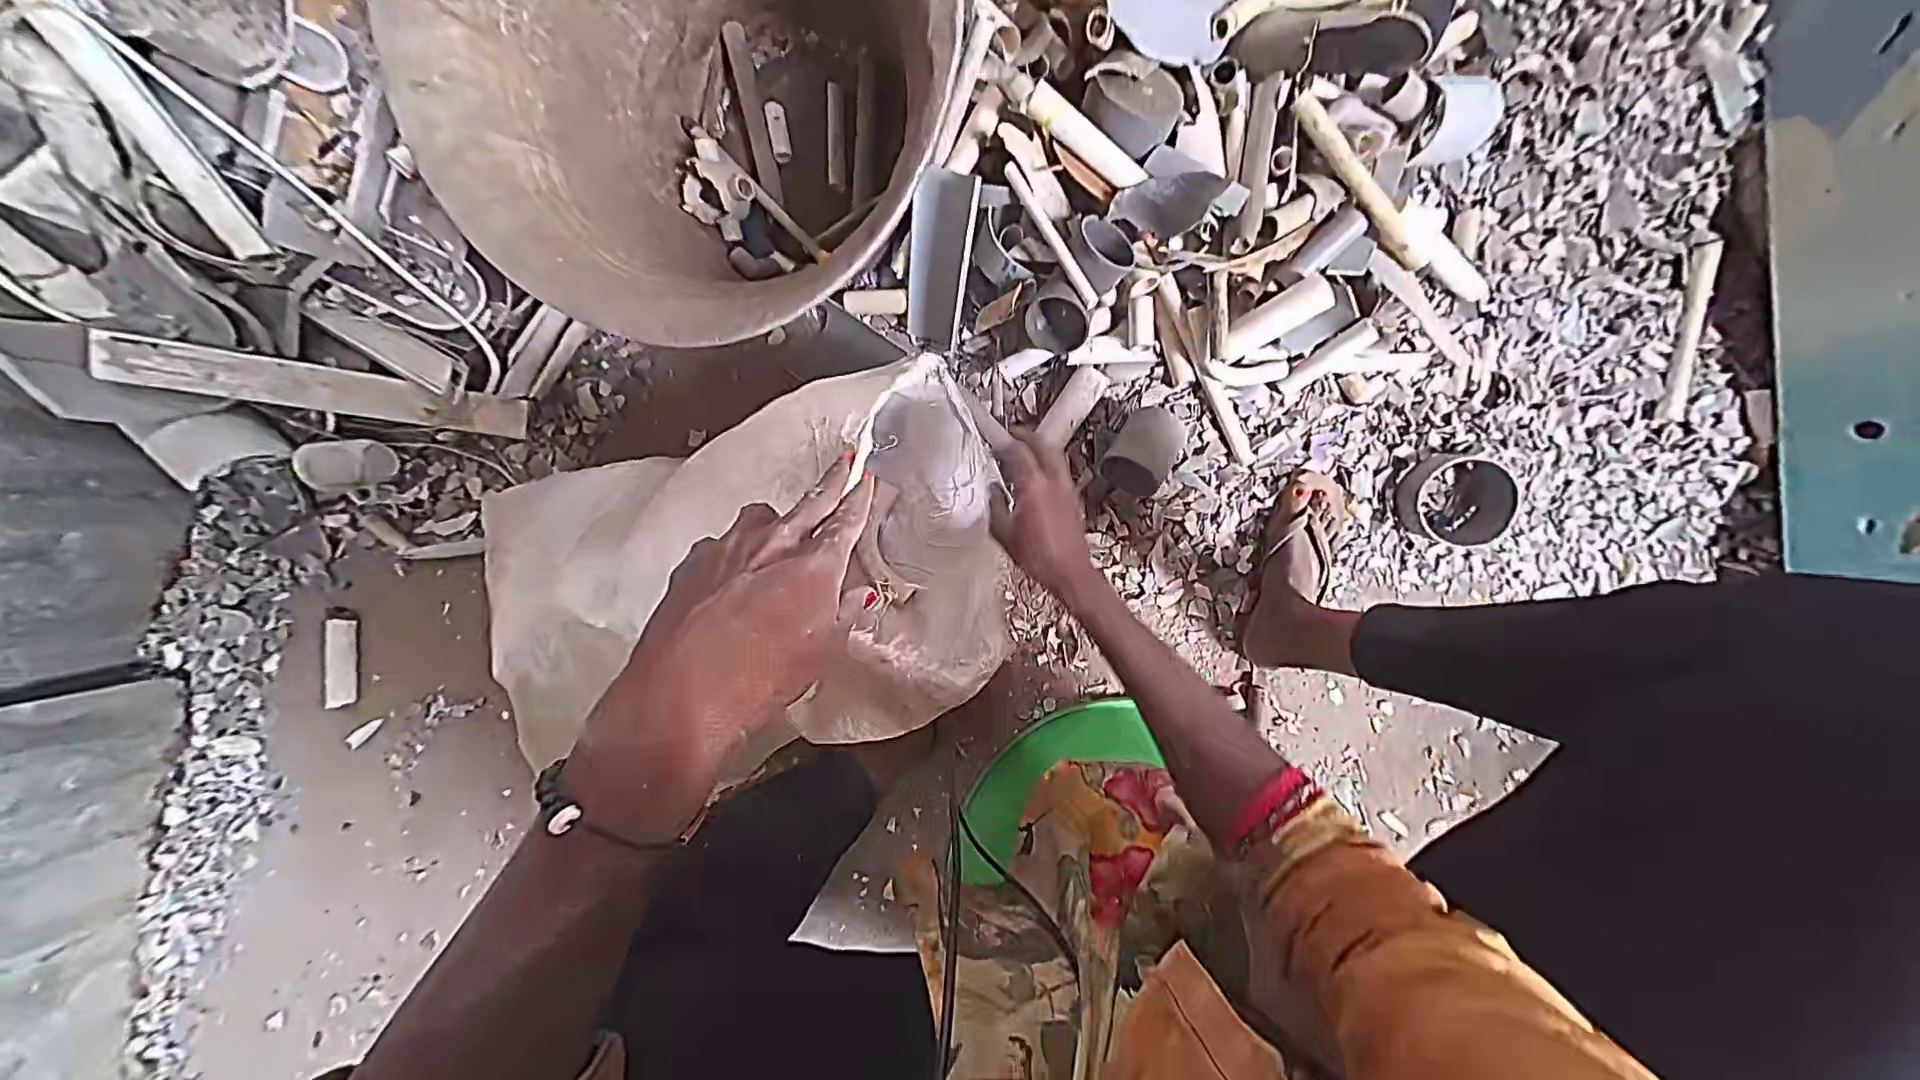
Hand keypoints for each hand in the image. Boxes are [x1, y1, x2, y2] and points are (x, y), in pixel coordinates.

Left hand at [567, 455, 876, 836]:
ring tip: (784, 537)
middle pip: (810, 503)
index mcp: (814, 564)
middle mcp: (772, 543)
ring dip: (779, 521)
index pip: (845, 519)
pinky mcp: (695, 561)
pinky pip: (725, 543)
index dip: (858, 497)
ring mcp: (729, 547)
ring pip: (762, 518)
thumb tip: (854, 597)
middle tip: (845, 464)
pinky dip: (738, 551)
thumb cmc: (759, 680)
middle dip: (831, 481)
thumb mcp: (821, 653)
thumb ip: (843, 614)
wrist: (681, 694)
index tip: (863, 480)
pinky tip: (736, 575)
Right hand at [990, 429, 1098, 598]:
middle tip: (1011, 434)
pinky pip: (1059, 471)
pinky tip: (1037, 476)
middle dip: (1025, 435)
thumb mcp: (1004, 533)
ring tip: (1024, 451)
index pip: (1017, 450)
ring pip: (1054, 455)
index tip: (992, 435)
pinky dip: (1047, 464)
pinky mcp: (1074, 498)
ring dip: (1038, 448)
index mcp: (1034, 487)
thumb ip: (995, 507)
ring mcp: (1067, 489)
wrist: (1069, 573)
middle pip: (1042, 444)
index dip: (1002, 439)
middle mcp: (1053, 482)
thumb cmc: (1041, 558)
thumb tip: (992, 493)